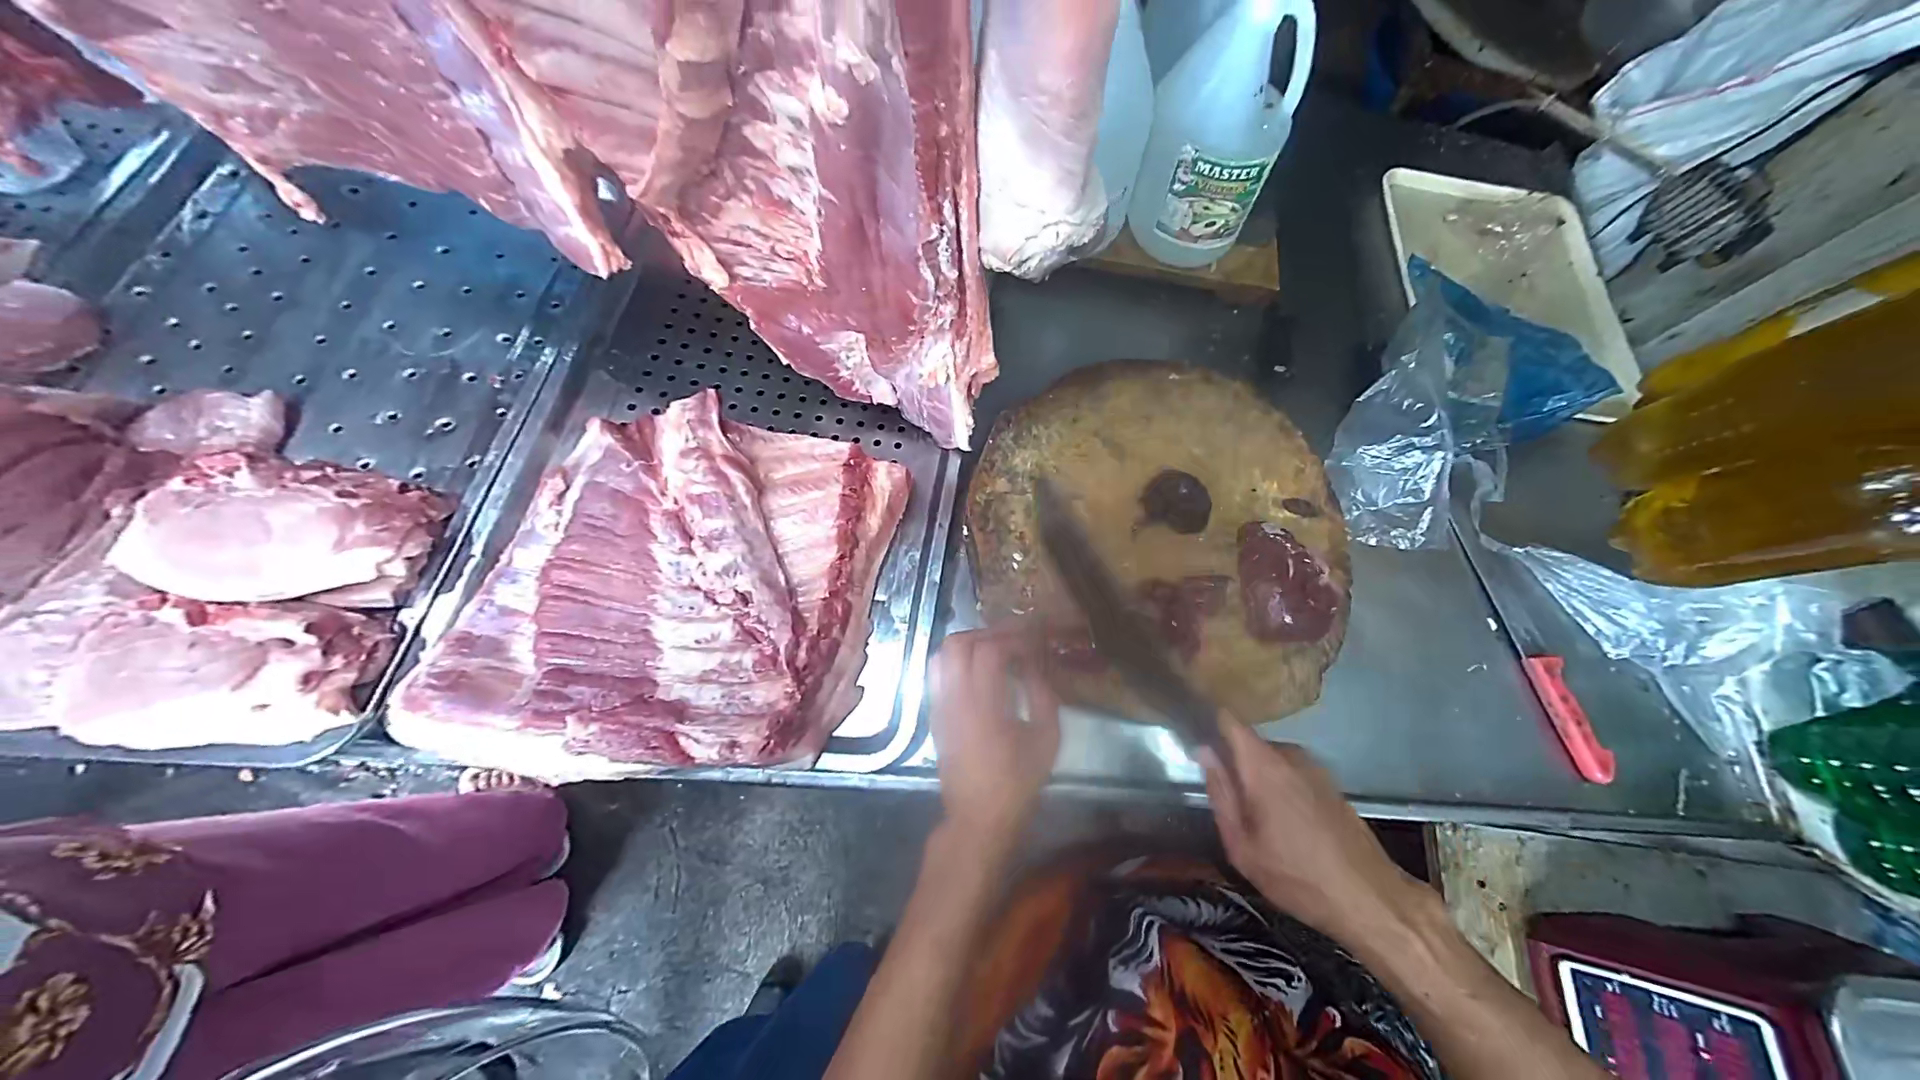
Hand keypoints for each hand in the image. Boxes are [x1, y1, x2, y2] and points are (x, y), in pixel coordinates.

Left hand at [928, 628, 1060, 849]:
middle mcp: (954, 699)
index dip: (1013, 638)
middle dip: (987, 632)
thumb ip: (1044, 696)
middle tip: (1013, 638)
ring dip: (968, 643)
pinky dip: (956, 660)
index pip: (990, 650)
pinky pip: (937, 673)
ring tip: (994, 649)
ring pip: (941, 654)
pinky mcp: (934, 714)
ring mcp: (939, 705)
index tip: (1033, 640)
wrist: (978, 817)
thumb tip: (1036, 665)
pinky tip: (977, 670)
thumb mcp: (1047, 739)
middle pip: (958, 643)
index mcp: (984, 705)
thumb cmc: (1018, 782)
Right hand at [1202, 721, 1431, 946]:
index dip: (1209, 718)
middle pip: (1249, 741)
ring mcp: (1316, 769)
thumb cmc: (1296, 876)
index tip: (1192, 728)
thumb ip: (1220, 793)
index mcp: (1264, 766)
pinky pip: (1292, 771)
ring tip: (1248, 809)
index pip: (1230, 720)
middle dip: (1230, 755)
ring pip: (1272, 758)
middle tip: (1215, 786)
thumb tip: (1204, 752)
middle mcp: (1291, 757)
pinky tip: (1280, 819)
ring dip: (1256, 772)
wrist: (1371, 901)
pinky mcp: (1332, 785)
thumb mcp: (1241, 844)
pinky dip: (1279, 783)